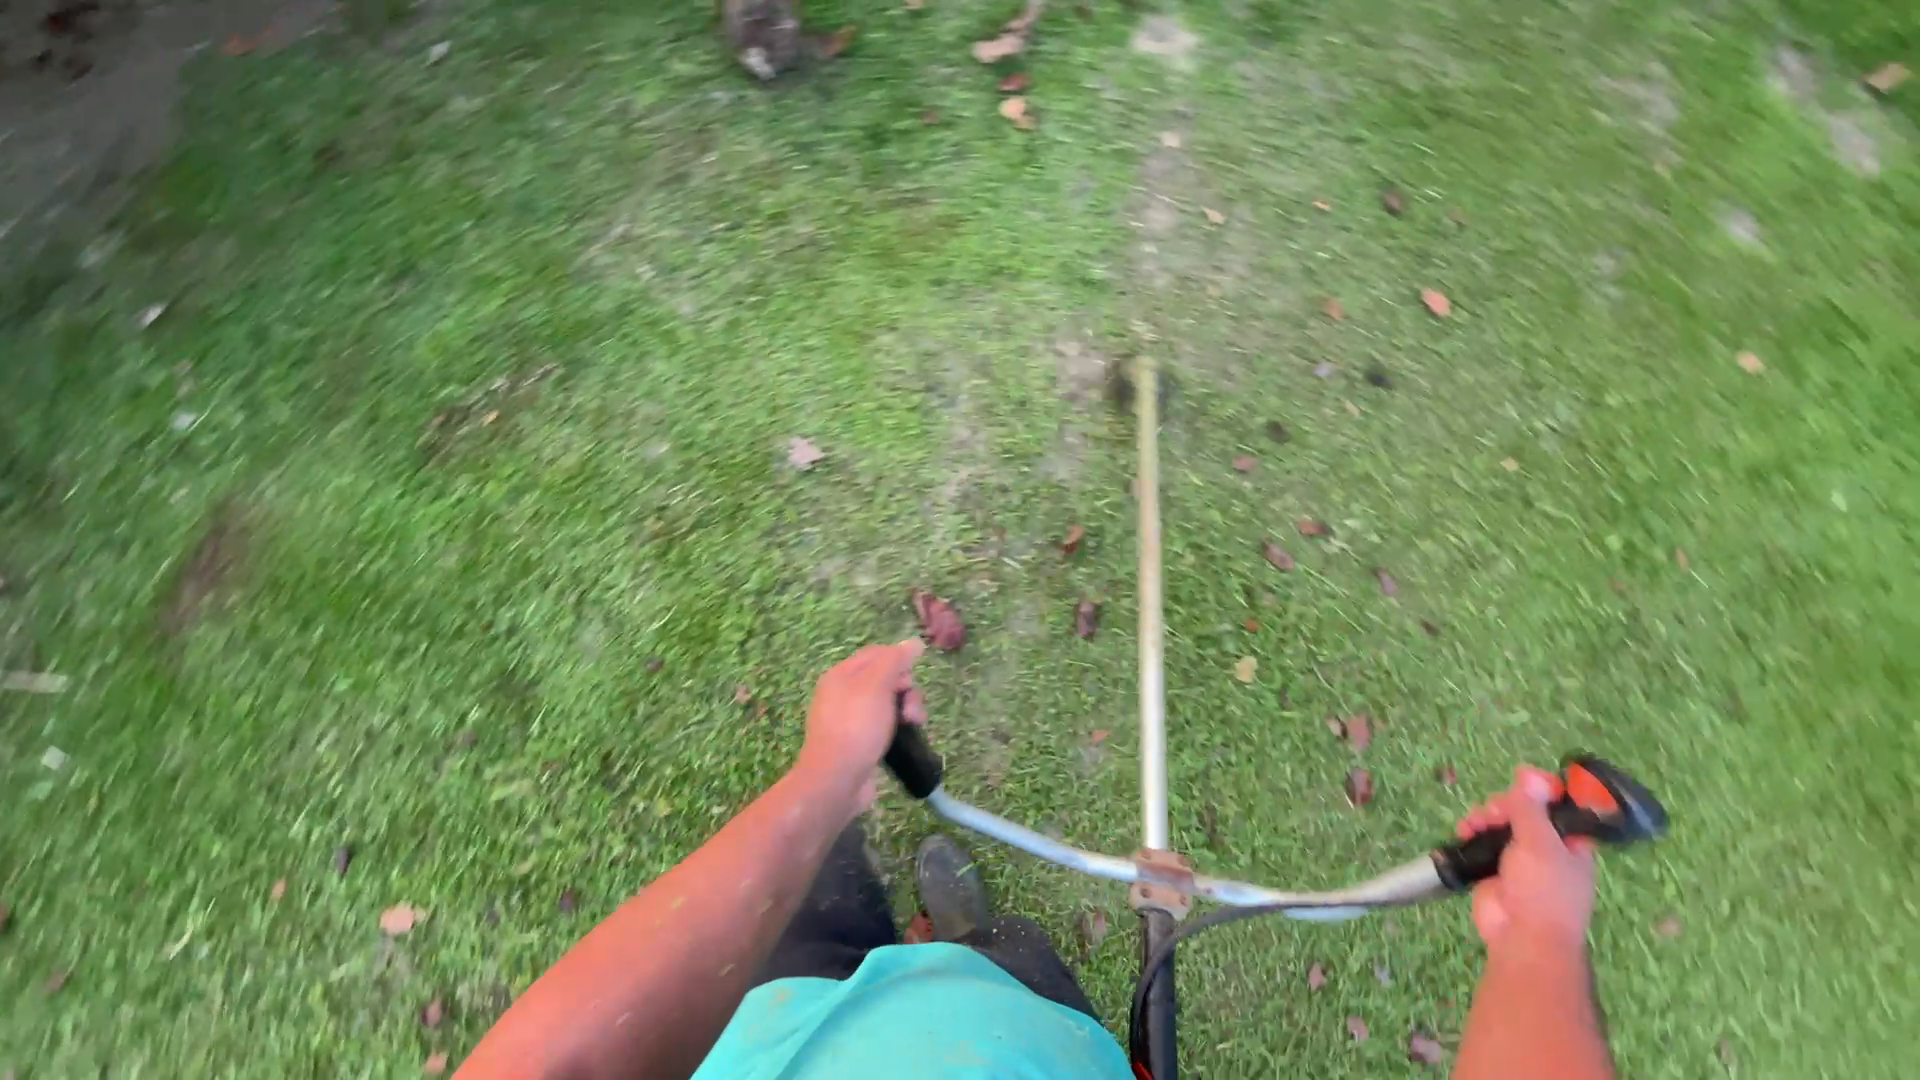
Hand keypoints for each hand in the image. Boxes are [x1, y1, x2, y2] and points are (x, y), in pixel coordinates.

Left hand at [795, 640, 926, 817]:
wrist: (837, 780)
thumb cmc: (856, 726)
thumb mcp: (877, 685)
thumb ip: (895, 660)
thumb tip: (913, 642)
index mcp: (841, 675)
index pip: (876, 654)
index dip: (899, 660)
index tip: (912, 676)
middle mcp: (844, 694)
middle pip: (886, 678)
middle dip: (906, 689)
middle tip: (911, 707)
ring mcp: (852, 720)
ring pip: (889, 703)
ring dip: (908, 709)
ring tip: (914, 724)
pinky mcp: (861, 742)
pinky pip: (886, 725)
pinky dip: (899, 727)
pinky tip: (907, 737)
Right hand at [1456, 766, 1596, 954]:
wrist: (1521, 935)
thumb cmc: (1543, 889)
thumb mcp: (1539, 843)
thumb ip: (1530, 807)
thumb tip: (1530, 772)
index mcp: (1572, 842)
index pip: (1560, 805)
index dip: (1542, 789)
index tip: (1523, 780)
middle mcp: (1547, 847)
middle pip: (1524, 810)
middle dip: (1505, 805)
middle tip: (1495, 813)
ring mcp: (1519, 858)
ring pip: (1500, 823)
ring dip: (1484, 817)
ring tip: (1473, 825)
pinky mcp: (1494, 867)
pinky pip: (1482, 839)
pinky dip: (1472, 832)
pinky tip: (1464, 832)